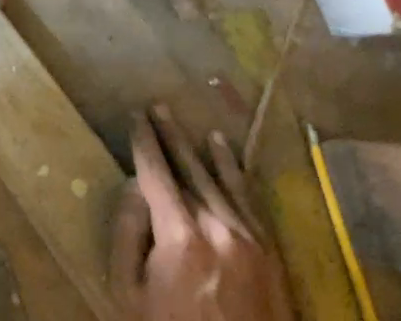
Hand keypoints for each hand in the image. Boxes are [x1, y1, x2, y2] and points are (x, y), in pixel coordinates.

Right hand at [111, 104, 294, 320]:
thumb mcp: (129, 293)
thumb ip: (128, 235)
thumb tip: (135, 189)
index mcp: (181, 236)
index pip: (157, 174)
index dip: (144, 143)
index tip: (135, 117)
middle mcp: (219, 227)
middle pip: (191, 169)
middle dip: (171, 136)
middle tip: (158, 107)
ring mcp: (251, 239)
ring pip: (222, 181)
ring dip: (203, 150)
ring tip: (190, 125)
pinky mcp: (272, 254)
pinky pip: (251, 200)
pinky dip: (237, 173)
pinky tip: (228, 155)